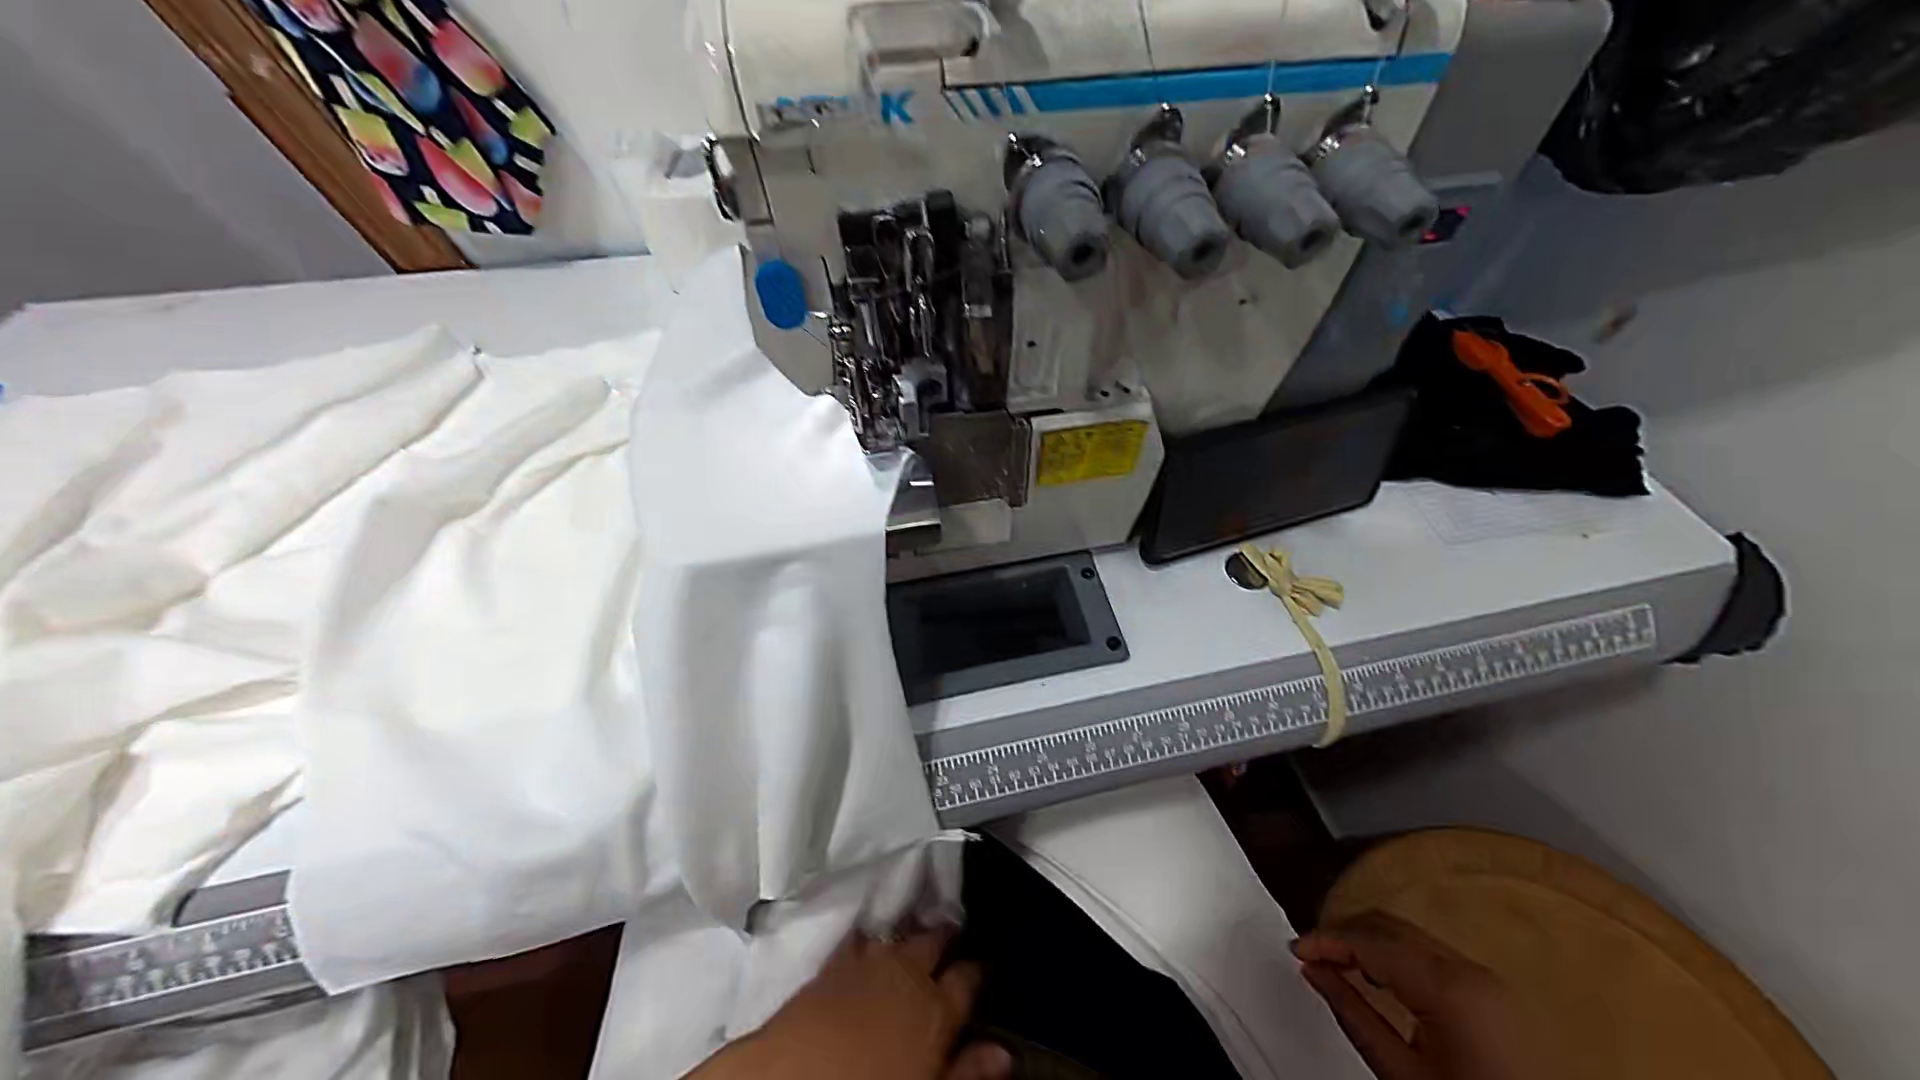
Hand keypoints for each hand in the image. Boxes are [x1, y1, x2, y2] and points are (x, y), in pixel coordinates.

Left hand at [690, 929, 1011, 1079]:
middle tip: (955, 931)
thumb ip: (967, 1071)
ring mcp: (866, 963)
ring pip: (898, 934)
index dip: (979, 971)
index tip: (984, 965)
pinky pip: (859, 937)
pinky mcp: (831, 964)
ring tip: (919, 927)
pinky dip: (870, 934)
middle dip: (946, 936)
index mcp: (935, 1008)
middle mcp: (905, 973)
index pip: (968, 979)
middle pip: (934, 943)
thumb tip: (1004, 1053)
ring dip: (910, 930)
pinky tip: (872, 934)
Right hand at [1293, 912, 1549, 1079]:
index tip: (1297, 948)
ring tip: (1338, 963)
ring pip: (1409, 935)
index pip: (1369, 940)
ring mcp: (1489, 981)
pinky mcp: (1496, 995)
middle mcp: (1472, 971)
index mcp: (1449, 987)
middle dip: (1344, 932)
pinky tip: (1378, 975)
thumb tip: (1315, 972)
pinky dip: (1396, 955)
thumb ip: (1353, 1014)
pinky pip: (1433, 954)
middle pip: (1389, 925)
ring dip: (1369, 941)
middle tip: (1312, 952)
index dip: (1325, 939)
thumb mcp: (1402, 1073)